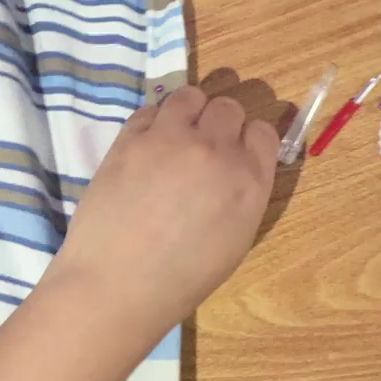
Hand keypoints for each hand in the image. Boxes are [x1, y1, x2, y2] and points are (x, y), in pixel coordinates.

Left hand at [47, 85, 277, 341]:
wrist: (118, 283)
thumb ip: (242, 193)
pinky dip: (153, 121)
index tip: (236, 151)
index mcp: (249, 180)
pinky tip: (146, 146)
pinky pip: (150, 109)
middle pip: (228, 107)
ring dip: (188, 111)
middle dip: (219, 123)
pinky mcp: (130, 138)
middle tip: (203, 146)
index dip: (248, 139)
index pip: (262, 131)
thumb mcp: (234, 239)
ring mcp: (169, 139)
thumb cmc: (181, 278)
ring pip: (189, 96)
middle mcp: (215, 149)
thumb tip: (235, 168)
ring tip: (175, 136)